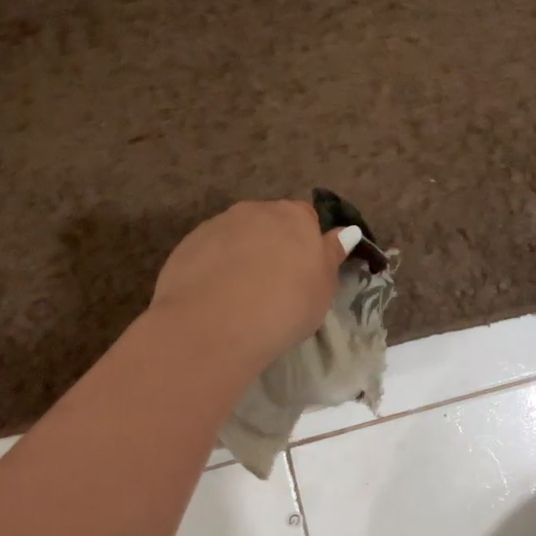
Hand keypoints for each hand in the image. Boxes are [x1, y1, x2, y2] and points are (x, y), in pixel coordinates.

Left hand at [149, 200, 350, 362]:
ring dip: (243, 255)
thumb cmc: (286, 305)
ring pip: (237, 236)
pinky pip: (210, 253)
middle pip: (269, 223)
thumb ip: (332, 254)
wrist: (216, 324)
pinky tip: (217, 298)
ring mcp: (218, 225)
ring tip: (242, 295)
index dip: (307, 242)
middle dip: (273, 245)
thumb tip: (347, 231)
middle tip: (276, 284)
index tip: (305, 270)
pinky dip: (215, 268)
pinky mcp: (187, 245)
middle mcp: (255, 211)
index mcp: (294, 216)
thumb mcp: (324, 287)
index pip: (307, 217)